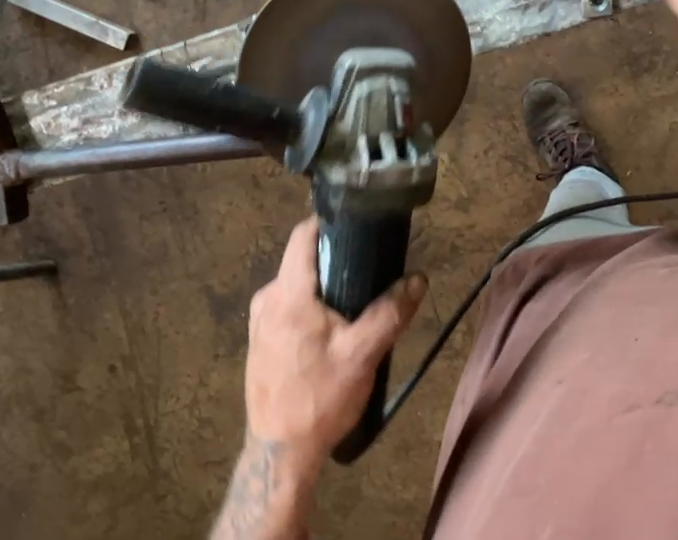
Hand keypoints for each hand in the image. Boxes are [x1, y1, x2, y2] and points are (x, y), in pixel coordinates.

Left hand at [243, 218, 425, 465]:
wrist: (280, 454)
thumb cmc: (320, 398)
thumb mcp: (363, 355)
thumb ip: (390, 313)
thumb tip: (418, 280)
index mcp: (287, 294)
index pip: (302, 235)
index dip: (329, 223)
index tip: (358, 226)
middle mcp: (267, 300)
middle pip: (302, 262)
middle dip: (334, 262)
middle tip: (368, 273)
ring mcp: (259, 323)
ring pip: (295, 286)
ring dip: (323, 289)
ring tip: (354, 306)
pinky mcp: (259, 343)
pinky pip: (287, 308)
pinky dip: (309, 308)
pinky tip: (332, 333)